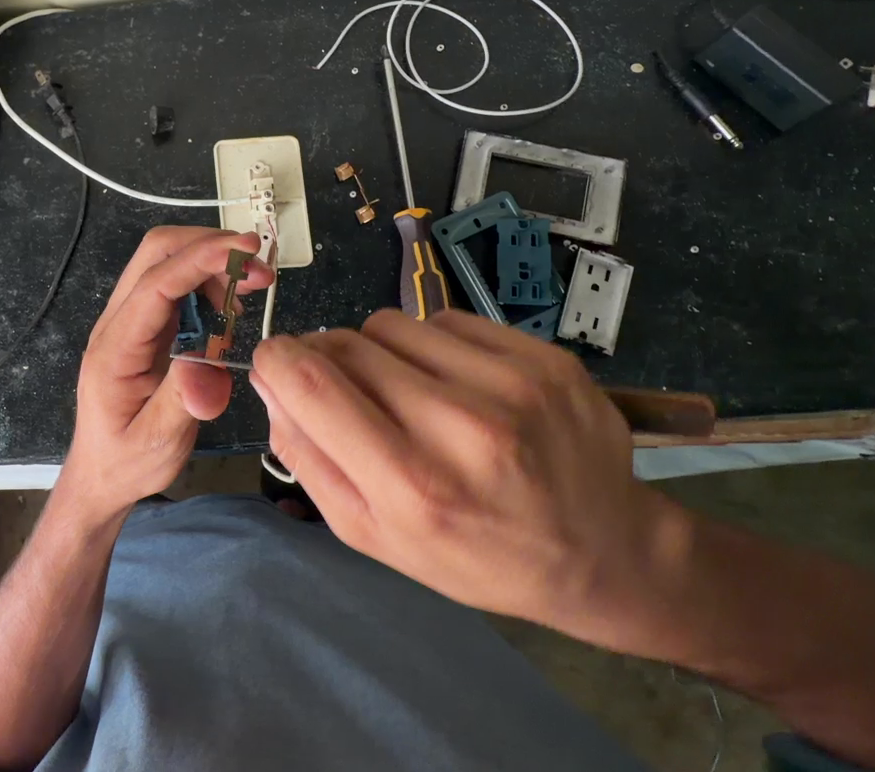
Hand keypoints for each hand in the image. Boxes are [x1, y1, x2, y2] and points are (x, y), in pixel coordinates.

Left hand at [58, 227, 271, 520]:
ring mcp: (129, 320)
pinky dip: (205, 280)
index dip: (200, 260)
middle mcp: (117, 322)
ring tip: (252, 287)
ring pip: (164, 261)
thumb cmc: (126, 461)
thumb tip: (210, 367)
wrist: (100, 472)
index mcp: (116, 347)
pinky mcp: (144, 326)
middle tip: (259, 269)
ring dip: (210, 261)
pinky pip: (172, 284)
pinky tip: (229, 307)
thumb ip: (182, 402)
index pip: (156, 284)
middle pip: (155, 253)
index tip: (246, 252)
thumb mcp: (158, 442)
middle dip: (208, 246)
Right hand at [250, 309, 690, 643]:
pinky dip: (429, 345)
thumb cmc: (472, 554)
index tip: (275, 365)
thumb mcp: (370, 533)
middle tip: (345, 391)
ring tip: (408, 392)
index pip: (310, 381)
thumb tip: (270, 379)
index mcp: (410, 485)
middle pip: (345, 343)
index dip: (276, 359)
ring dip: (378, 350)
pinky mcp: (544, 358)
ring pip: (389, 324)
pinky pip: (443, 319)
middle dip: (324, 358)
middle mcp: (462, 426)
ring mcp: (512, 385)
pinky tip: (453, 383)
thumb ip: (306, 454)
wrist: (605, 554)